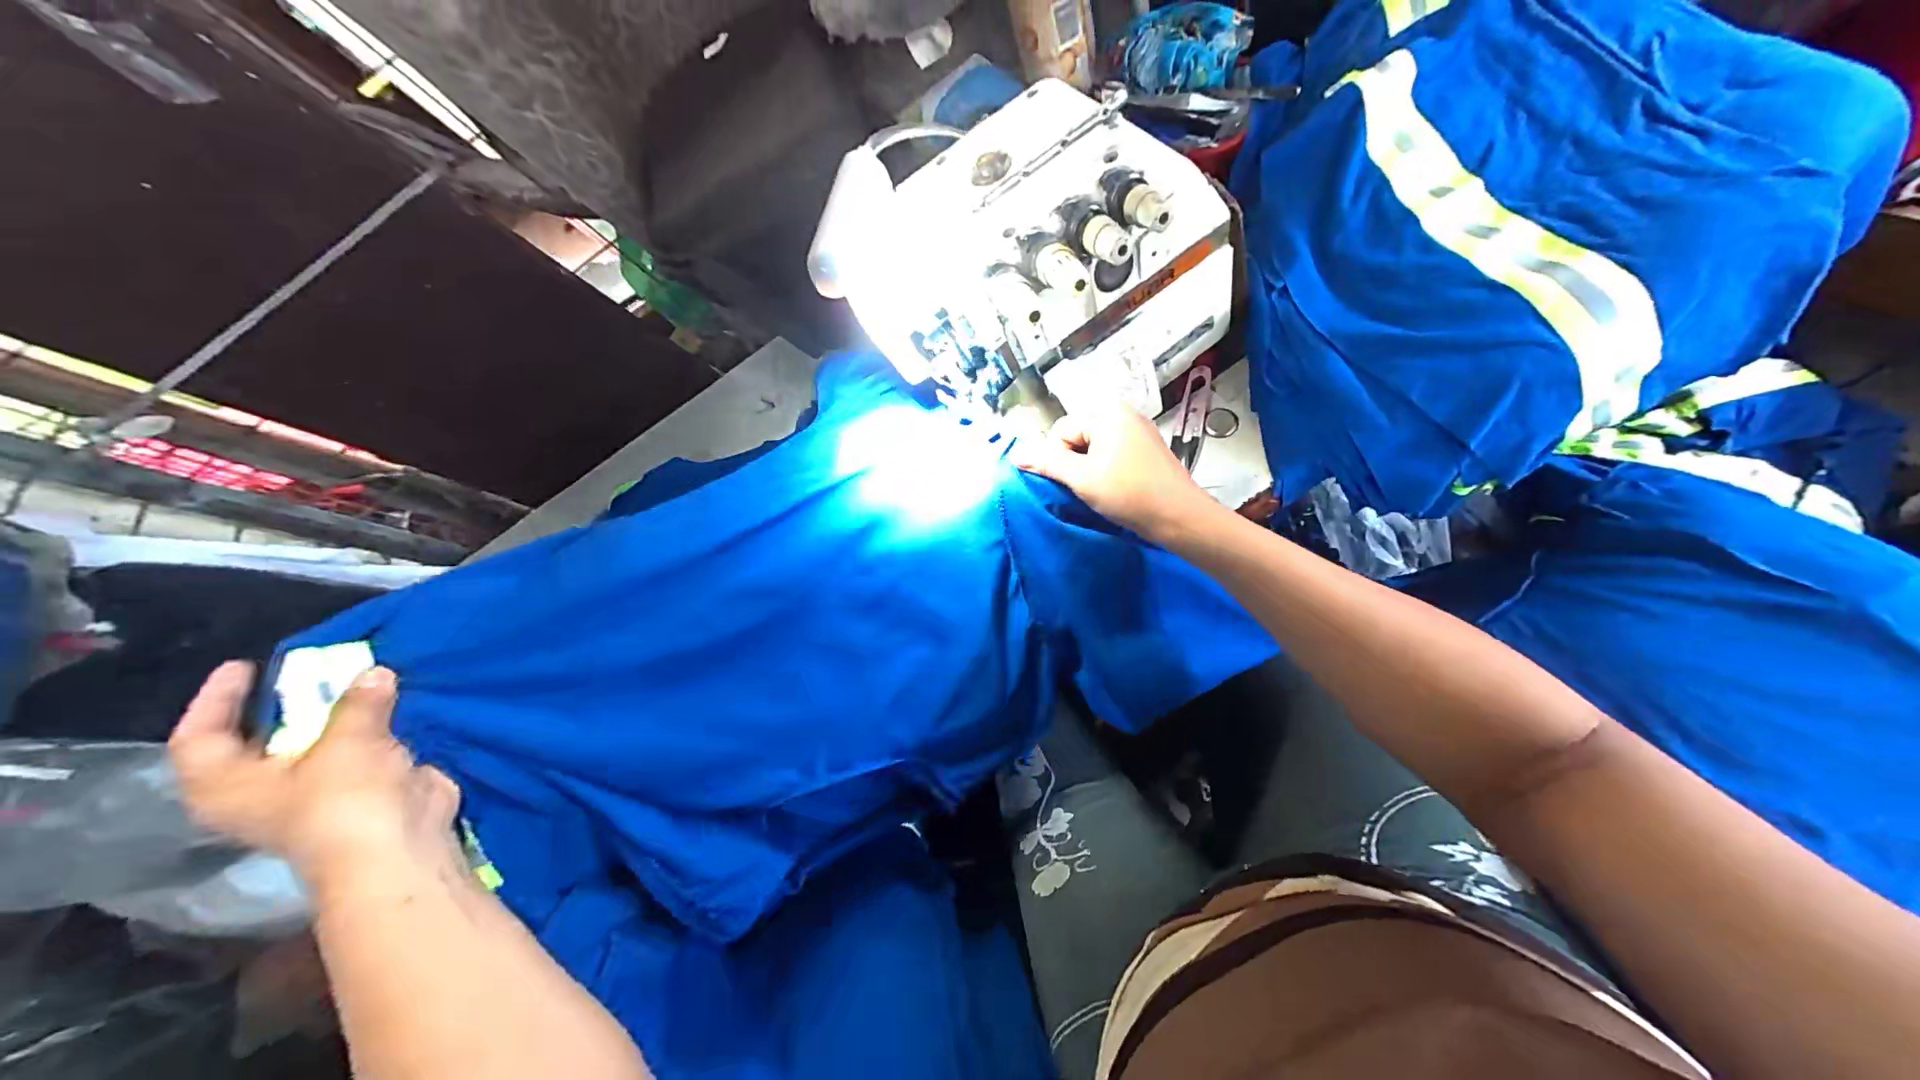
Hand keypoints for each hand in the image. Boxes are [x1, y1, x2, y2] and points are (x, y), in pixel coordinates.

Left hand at [169, 661, 464, 899]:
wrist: (397, 846)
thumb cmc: (342, 799)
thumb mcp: (345, 741)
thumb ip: (357, 703)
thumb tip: (374, 672)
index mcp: (227, 786)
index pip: (199, 738)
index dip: (216, 700)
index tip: (245, 666)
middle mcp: (262, 790)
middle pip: (261, 738)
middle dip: (287, 703)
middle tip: (308, 668)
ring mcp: (315, 791)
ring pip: (317, 743)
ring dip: (338, 712)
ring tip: (358, 676)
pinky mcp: (361, 790)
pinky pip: (360, 748)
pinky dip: (373, 726)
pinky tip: (390, 703)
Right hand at [1013, 406, 1222, 541]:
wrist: (1180, 518)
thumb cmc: (1130, 495)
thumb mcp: (1081, 478)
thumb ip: (1046, 463)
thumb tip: (1016, 454)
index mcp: (1108, 413)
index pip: (1060, 431)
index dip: (1059, 460)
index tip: (1075, 482)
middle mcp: (1124, 414)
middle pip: (1077, 437)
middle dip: (1074, 464)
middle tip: (1089, 488)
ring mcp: (1138, 432)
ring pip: (1093, 450)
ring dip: (1089, 471)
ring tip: (1104, 492)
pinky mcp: (1146, 451)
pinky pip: (1112, 456)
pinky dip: (1107, 473)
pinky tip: (1116, 491)